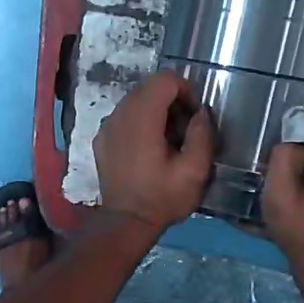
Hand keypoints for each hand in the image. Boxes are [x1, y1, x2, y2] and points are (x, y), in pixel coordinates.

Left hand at [93, 72, 215, 233]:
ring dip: (157, 112)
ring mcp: (107, 126)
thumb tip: (200, 113)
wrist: (126, 222)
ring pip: (136, 100)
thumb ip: (201, 135)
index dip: (186, 90)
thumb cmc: (162, 198)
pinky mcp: (101, 138)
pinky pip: (125, 117)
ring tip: (169, 142)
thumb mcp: (194, 171)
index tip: (194, 116)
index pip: (164, 79)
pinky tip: (149, 150)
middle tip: (185, 131)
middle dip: (172, 101)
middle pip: (149, 87)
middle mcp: (119, 114)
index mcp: (142, 118)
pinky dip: (141, 123)